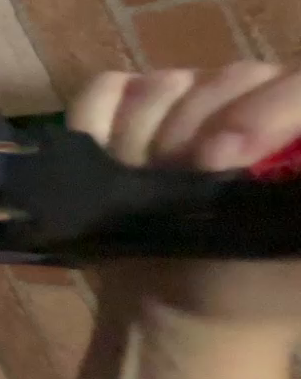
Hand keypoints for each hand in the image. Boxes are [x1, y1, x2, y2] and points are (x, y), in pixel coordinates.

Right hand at [68, 63, 300, 329]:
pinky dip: (97, 117)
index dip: (259, 113)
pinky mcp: (131, 112)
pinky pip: (106, 89)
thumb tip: (231, 153)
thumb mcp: (294, 254)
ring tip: (142, 178)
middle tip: (178, 185)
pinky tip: (105, 154)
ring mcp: (192, 105)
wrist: (174, 300)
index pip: (296, 85)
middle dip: (192, 135)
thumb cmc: (250, 283)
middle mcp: (263, 105)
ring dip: (139, 135)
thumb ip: (290, 206)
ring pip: (163, 84)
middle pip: (229, 79)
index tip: (217, 161)